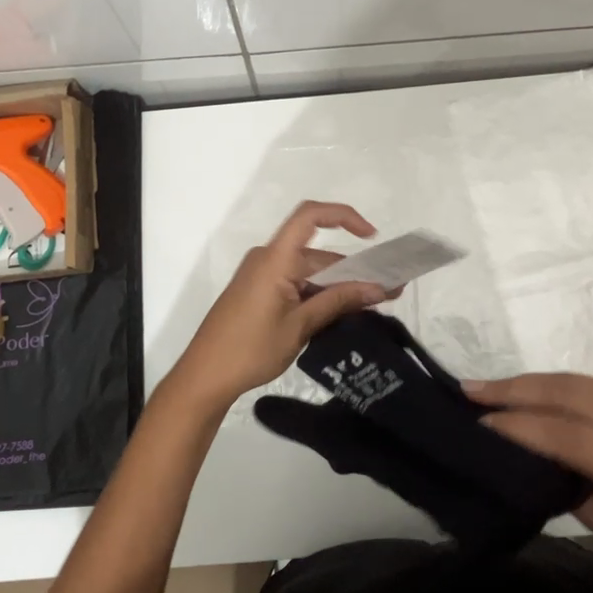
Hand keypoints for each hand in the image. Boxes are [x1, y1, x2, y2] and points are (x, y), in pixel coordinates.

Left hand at [167, 201, 391, 411]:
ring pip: (308, 270)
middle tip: (388, 291)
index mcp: (275, 259)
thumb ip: (338, 302)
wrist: (204, 376)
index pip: (309, 216)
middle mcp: (268, 259)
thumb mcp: (300, 326)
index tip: (371, 236)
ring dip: (337, 285)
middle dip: (352, 268)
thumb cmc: (250, 349)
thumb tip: (379, 288)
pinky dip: (318, 293)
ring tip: (372, 306)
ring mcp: (261, 276)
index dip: (343, 216)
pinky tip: (342, 313)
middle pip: (316, 252)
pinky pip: (295, 283)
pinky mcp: (258, 292)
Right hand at [466, 374, 592, 577]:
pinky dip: (554, 385)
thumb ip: (563, 477)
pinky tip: (528, 391)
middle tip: (469, 389)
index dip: (515, 424)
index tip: (476, 421)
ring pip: (571, 380)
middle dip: (511, 389)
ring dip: (527, 382)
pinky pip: (588, 382)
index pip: (560, 432)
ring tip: (488, 387)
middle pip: (562, 392)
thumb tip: (519, 447)